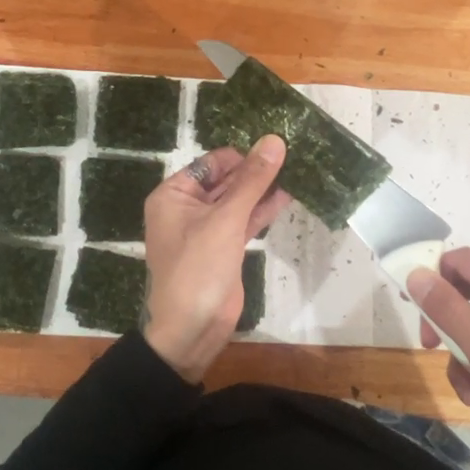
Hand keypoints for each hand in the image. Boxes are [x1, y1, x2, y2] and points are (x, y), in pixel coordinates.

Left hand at [141, 135, 289, 382]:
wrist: (192, 328)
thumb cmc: (198, 268)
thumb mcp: (225, 220)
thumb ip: (252, 181)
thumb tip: (274, 141)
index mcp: (173, 195)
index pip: (211, 163)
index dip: (242, 155)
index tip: (276, 147)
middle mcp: (187, 207)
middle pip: (225, 180)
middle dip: (255, 170)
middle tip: (292, 154)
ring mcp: (206, 229)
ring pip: (238, 200)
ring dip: (263, 188)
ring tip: (297, 169)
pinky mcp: (224, 247)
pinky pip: (244, 220)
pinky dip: (263, 210)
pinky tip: (288, 195)